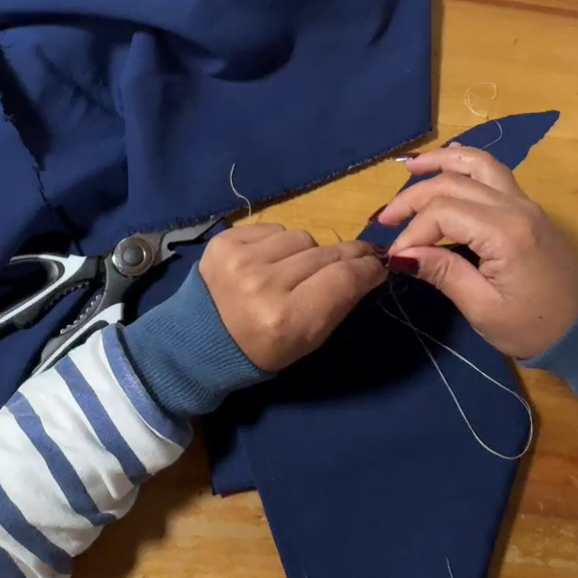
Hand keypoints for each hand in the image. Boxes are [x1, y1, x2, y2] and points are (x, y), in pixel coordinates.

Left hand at [197, 224, 386, 371]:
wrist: (199, 340)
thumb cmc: (262, 348)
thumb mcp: (308, 340)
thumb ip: (340, 301)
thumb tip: (370, 265)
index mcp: (287, 320)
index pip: (344, 278)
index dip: (368, 268)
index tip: (378, 265)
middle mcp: (264, 284)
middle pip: (327, 254)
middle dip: (345, 258)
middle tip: (352, 262)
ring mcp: (241, 258)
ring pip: (302, 237)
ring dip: (307, 252)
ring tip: (294, 271)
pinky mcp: (225, 240)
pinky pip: (274, 229)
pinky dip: (278, 244)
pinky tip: (268, 261)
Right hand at [376, 144, 577, 358]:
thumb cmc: (533, 326)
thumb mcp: (483, 308)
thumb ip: (443, 272)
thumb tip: (401, 254)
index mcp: (505, 233)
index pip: (443, 213)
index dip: (413, 231)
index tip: (396, 256)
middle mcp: (516, 206)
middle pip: (454, 183)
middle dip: (414, 197)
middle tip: (385, 218)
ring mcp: (525, 202)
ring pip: (478, 164)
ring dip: (442, 161)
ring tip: (411, 166)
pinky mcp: (527, 207)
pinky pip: (493, 172)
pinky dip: (466, 162)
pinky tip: (448, 161)